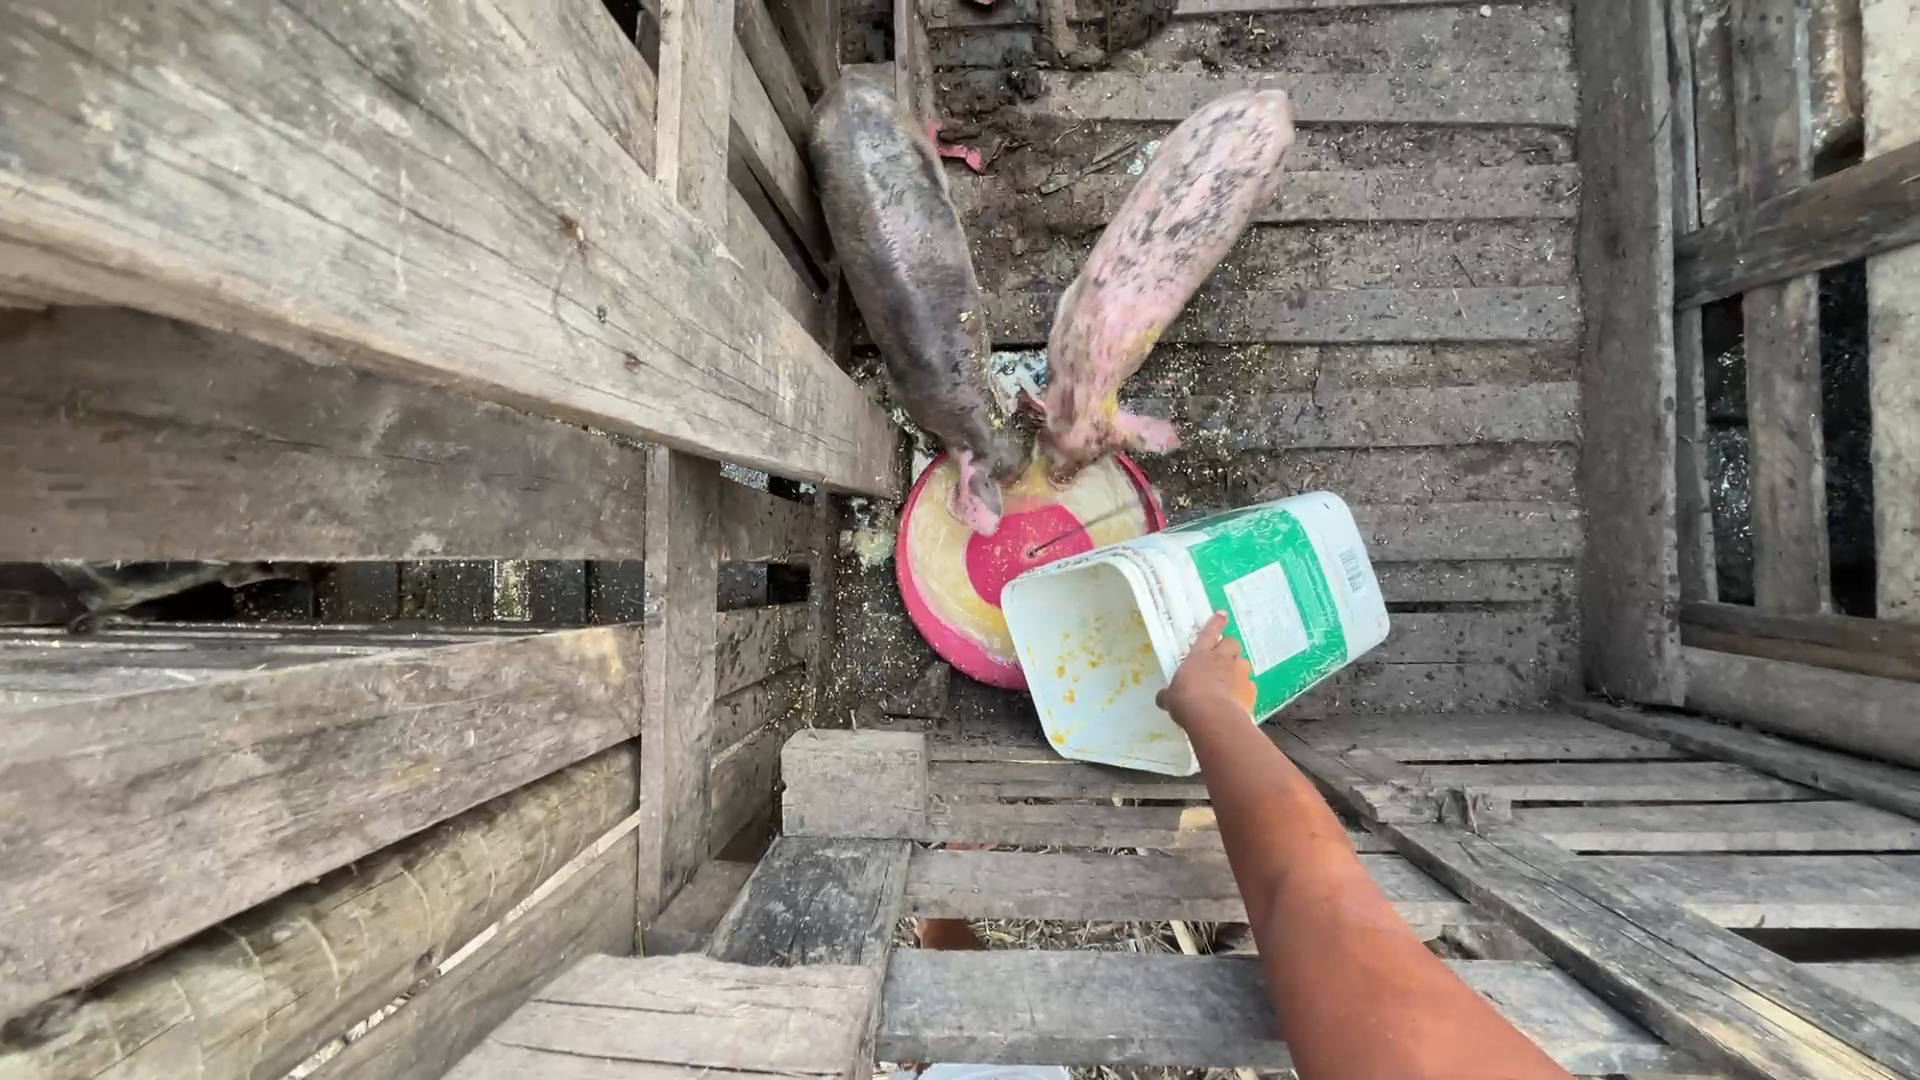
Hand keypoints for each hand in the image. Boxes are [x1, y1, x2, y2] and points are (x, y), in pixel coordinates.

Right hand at [1156, 612, 1254, 725]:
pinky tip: (1237, 701)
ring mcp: (1239, 674)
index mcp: (1199, 655)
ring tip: (1231, 681)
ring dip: (1237, 669)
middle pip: (1231, 643)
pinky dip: (1244, 690)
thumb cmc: (1186, 701)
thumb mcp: (1171, 698)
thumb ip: (1168, 695)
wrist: (1213, 717)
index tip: (1222, 614)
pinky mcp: (1251, 691)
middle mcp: (1221, 659)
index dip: (1215, 623)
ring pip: (1243, 663)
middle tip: (1223, 658)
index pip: (1209, 633)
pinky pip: (1249, 686)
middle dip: (1228, 648)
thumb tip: (1162, 697)